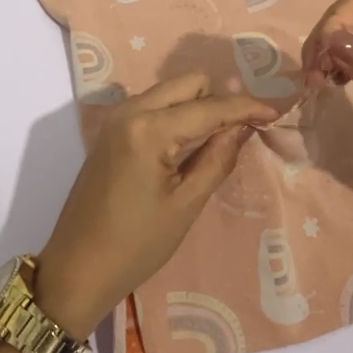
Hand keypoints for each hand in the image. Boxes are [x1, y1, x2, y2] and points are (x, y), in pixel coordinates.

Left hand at [34, 76, 275, 338]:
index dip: (245, 107)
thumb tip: (242, 128)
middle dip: (220, 99)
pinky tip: (193, 141)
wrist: (76, 268)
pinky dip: (177, 114)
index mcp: (149, 129)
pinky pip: (153, 106)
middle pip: (188, 84)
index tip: (275, 112)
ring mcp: (117, 118)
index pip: (209, 107)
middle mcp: (130, 110)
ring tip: (225, 136)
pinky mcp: (111, 131)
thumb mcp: (185, 205)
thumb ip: (217, 159)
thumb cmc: (136, 244)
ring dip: (198, 105)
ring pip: (170, 92)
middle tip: (247, 128)